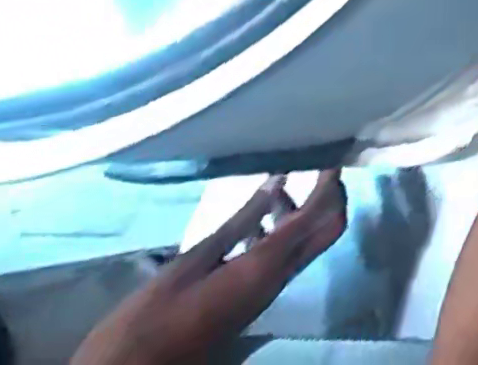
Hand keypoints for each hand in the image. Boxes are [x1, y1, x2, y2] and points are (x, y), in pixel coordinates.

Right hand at [71, 171, 346, 364]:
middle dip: (332, 196)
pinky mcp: (253, 297)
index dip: (330, 183)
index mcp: (268, 264)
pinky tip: (253, 220)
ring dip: (302, 212)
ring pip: (306, 241)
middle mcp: (280, 276)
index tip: (331, 156)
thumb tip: (278, 180)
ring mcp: (269, 289)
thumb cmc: (146, 322)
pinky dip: (280, 232)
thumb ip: (240, 222)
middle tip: (316, 168)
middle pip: (328, 228)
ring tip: (275, 186)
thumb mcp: (191, 265)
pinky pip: (283, 257)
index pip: (320, 214)